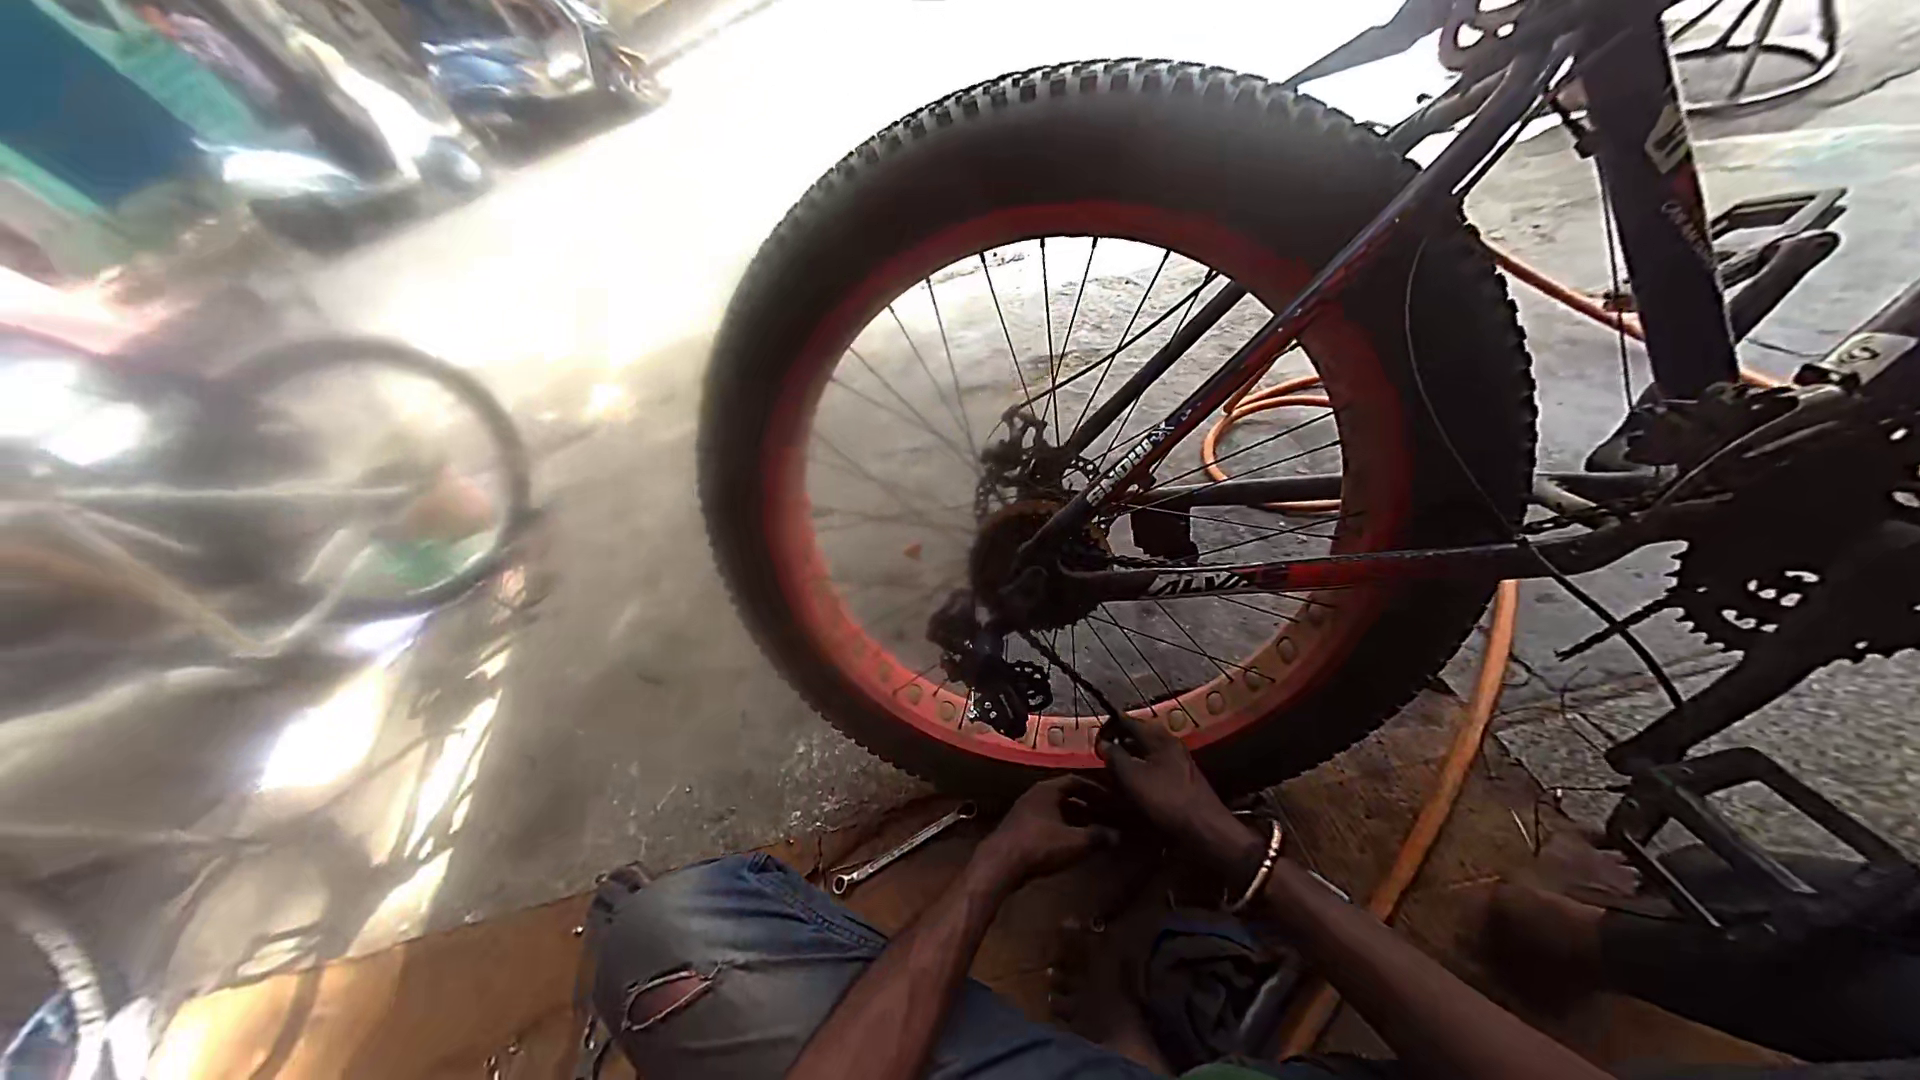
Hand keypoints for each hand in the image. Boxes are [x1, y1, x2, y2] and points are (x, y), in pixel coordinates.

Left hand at [974, 776, 1120, 886]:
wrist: (1001, 862)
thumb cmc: (1040, 845)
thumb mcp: (1074, 841)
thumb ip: (1097, 836)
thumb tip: (1117, 835)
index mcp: (1047, 789)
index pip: (1075, 780)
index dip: (1095, 788)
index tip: (1111, 798)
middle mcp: (1035, 795)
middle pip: (1065, 795)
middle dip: (1087, 804)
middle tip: (1106, 814)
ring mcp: (1025, 811)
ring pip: (1056, 809)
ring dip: (1075, 818)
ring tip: (1094, 829)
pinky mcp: (1020, 828)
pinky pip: (1047, 821)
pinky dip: (1063, 827)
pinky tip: (1072, 842)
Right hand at [1097, 715, 1259, 873]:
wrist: (1205, 829)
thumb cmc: (1166, 799)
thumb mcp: (1133, 777)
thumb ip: (1115, 757)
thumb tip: (1103, 743)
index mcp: (1160, 738)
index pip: (1130, 721)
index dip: (1111, 726)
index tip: (1096, 736)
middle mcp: (1172, 744)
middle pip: (1141, 734)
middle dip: (1121, 740)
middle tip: (1104, 751)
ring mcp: (1180, 761)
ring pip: (1150, 750)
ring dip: (1132, 755)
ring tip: (1115, 767)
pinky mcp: (1184, 778)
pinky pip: (1158, 764)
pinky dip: (1143, 767)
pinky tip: (1135, 781)